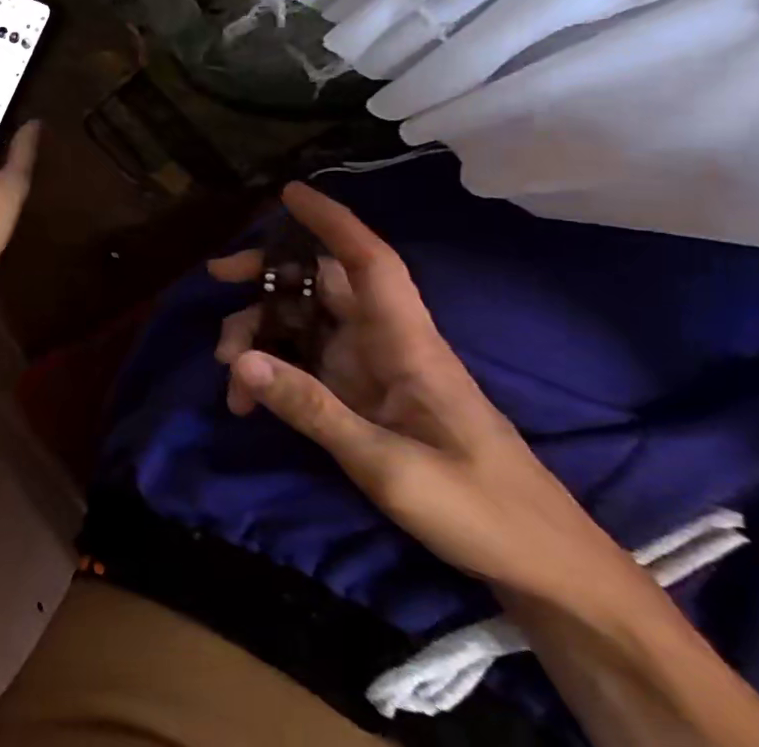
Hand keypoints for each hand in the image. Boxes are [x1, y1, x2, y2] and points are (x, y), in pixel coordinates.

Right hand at [209, 184, 642, 605]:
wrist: (540, 564)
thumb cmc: (477, 507)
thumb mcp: (386, 465)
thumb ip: (311, 409)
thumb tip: (238, 360)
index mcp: (408, 346)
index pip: (370, 264)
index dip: (332, 223)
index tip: (290, 193)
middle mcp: (388, 347)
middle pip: (323, 288)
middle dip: (268, 275)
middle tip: (217, 277)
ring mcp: (374, 374)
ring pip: (306, 326)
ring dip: (259, 335)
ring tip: (226, 373)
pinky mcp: (365, 401)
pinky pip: (306, 367)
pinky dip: (272, 373)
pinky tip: (247, 400)